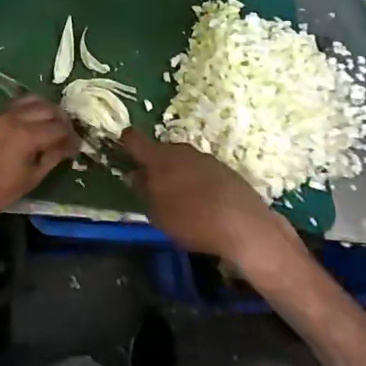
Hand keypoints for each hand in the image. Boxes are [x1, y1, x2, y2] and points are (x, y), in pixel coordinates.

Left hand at [0, 97, 78, 226]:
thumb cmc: (1, 191)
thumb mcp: (33, 177)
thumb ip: (53, 156)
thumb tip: (69, 145)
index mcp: (27, 135)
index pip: (59, 127)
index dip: (72, 136)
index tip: (76, 145)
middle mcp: (14, 117)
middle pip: (48, 108)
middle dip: (61, 119)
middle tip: (67, 133)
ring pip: (31, 100)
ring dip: (45, 109)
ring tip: (51, 123)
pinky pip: (14, 104)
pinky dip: (28, 108)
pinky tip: (32, 122)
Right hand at [121, 129, 301, 269]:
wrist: (245, 226)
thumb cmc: (192, 220)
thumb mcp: (157, 213)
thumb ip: (143, 190)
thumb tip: (134, 174)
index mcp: (159, 158)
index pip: (133, 139)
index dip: (123, 143)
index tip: (119, 153)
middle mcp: (181, 150)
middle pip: (159, 150)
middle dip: (152, 165)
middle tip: (151, 188)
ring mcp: (205, 158)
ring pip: (182, 160)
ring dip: (176, 173)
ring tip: (178, 199)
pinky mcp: (225, 169)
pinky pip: (201, 170)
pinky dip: (196, 181)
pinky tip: (201, 203)